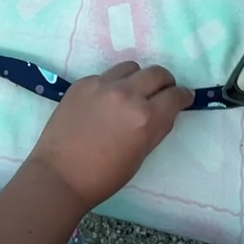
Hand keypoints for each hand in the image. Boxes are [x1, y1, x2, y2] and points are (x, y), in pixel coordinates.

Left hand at [22, 61, 192, 208]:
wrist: (60, 176)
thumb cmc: (104, 176)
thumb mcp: (141, 155)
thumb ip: (157, 128)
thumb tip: (167, 110)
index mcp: (145, 118)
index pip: (175, 95)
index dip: (183, 96)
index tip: (183, 98)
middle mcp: (126, 94)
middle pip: (157, 73)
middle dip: (165, 82)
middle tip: (162, 92)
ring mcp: (102, 84)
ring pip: (132, 67)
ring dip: (138, 78)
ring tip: (132, 93)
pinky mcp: (83, 82)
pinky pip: (106, 75)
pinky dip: (112, 85)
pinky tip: (105, 103)